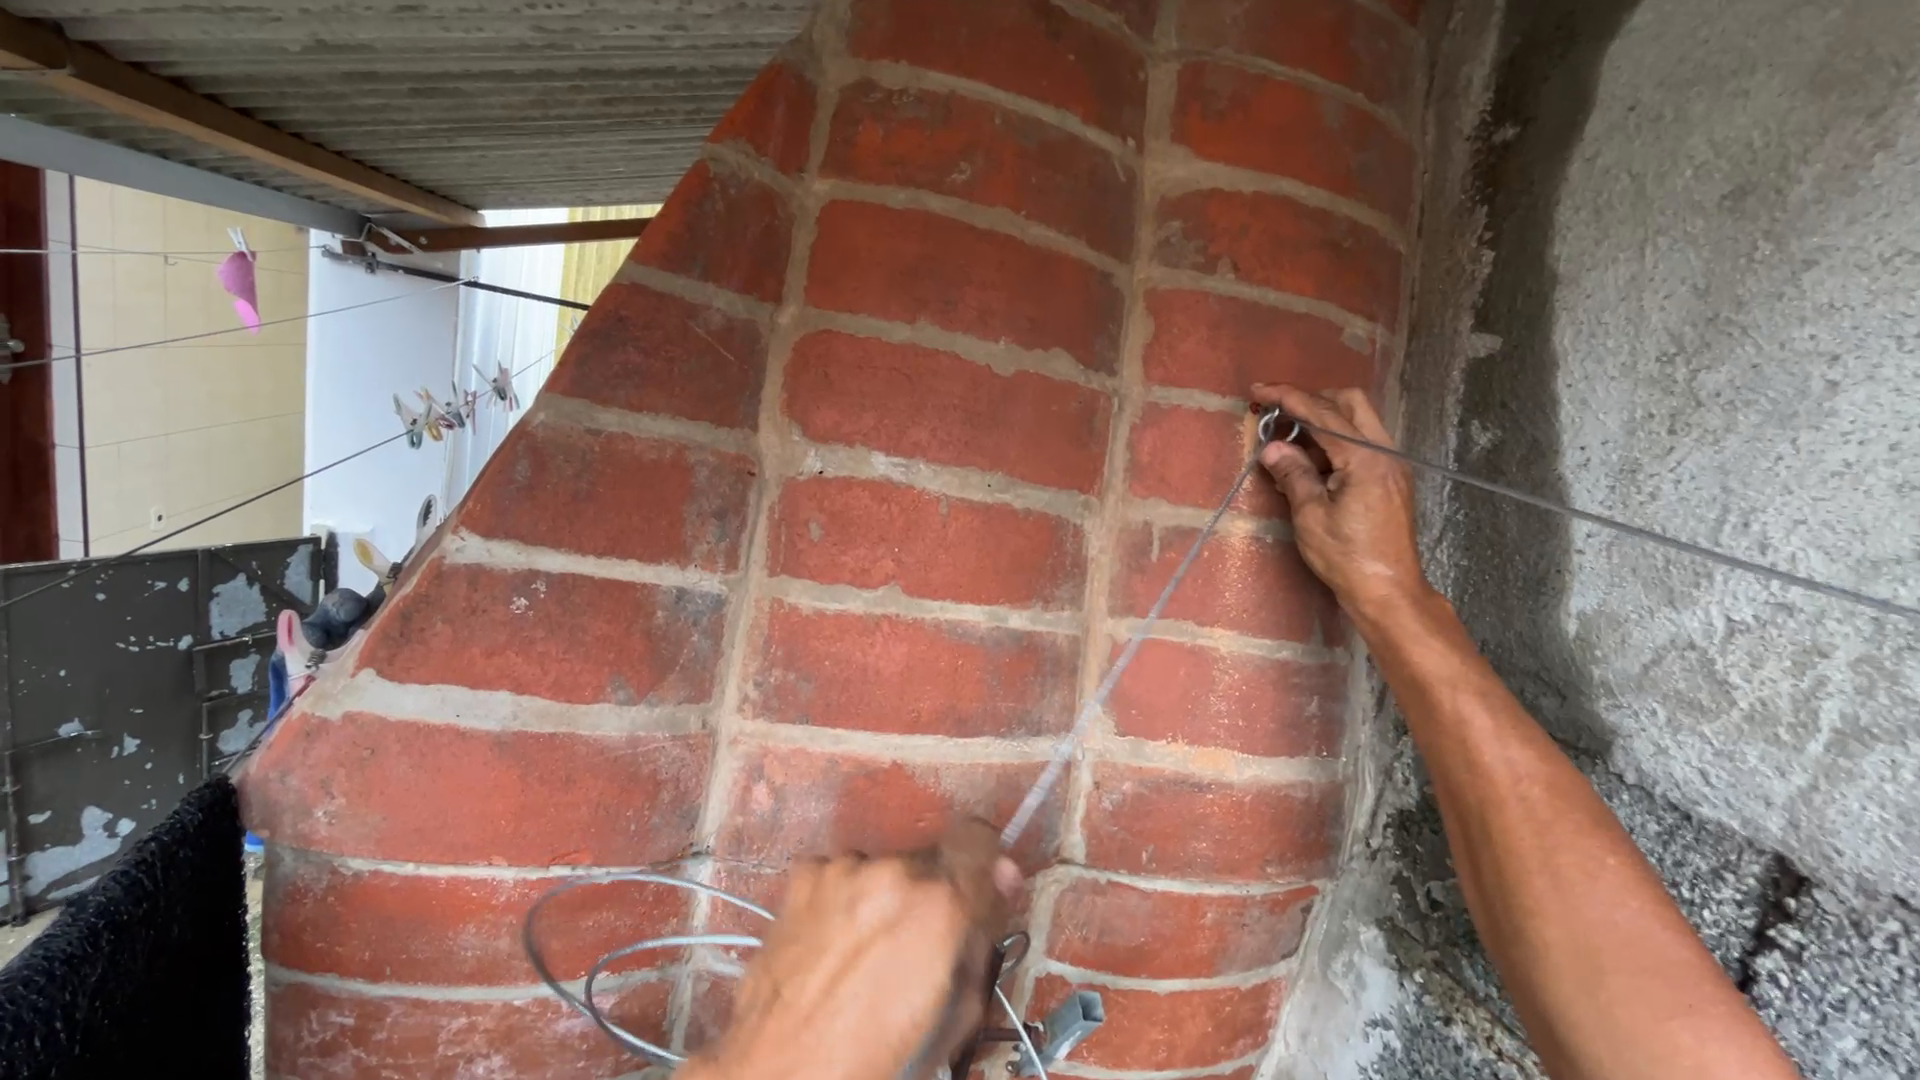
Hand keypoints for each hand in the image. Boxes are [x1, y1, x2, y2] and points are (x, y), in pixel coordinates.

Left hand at [684, 820, 1022, 1079]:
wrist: (780, 1070)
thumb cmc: (878, 1057)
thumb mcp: (954, 1013)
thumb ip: (981, 941)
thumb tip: (1000, 882)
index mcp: (939, 904)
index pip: (979, 840)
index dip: (985, 863)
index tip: (979, 889)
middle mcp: (893, 871)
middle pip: (931, 862)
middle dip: (931, 894)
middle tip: (913, 945)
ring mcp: (843, 868)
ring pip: (885, 868)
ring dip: (886, 896)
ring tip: (864, 950)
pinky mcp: (805, 875)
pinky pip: (842, 875)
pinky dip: (845, 898)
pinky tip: (832, 942)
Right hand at [1252, 384, 1431, 619]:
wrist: (1388, 589)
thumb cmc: (1346, 556)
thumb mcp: (1311, 516)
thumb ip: (1294, 474)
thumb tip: (1272, 447)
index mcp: (1365, 459)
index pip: (1322, 414)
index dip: (1288, 398)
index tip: (1259, 390)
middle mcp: (1385, 453)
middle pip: (1350, 402)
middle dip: (1312, 399)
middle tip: (1279, 414)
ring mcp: (1392, 465)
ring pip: (1359, 420)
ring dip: (1324, 420)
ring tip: (1290, 442)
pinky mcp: (1391, 478)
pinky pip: (1363, 442)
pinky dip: (1336, 440)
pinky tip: (1312, 462)